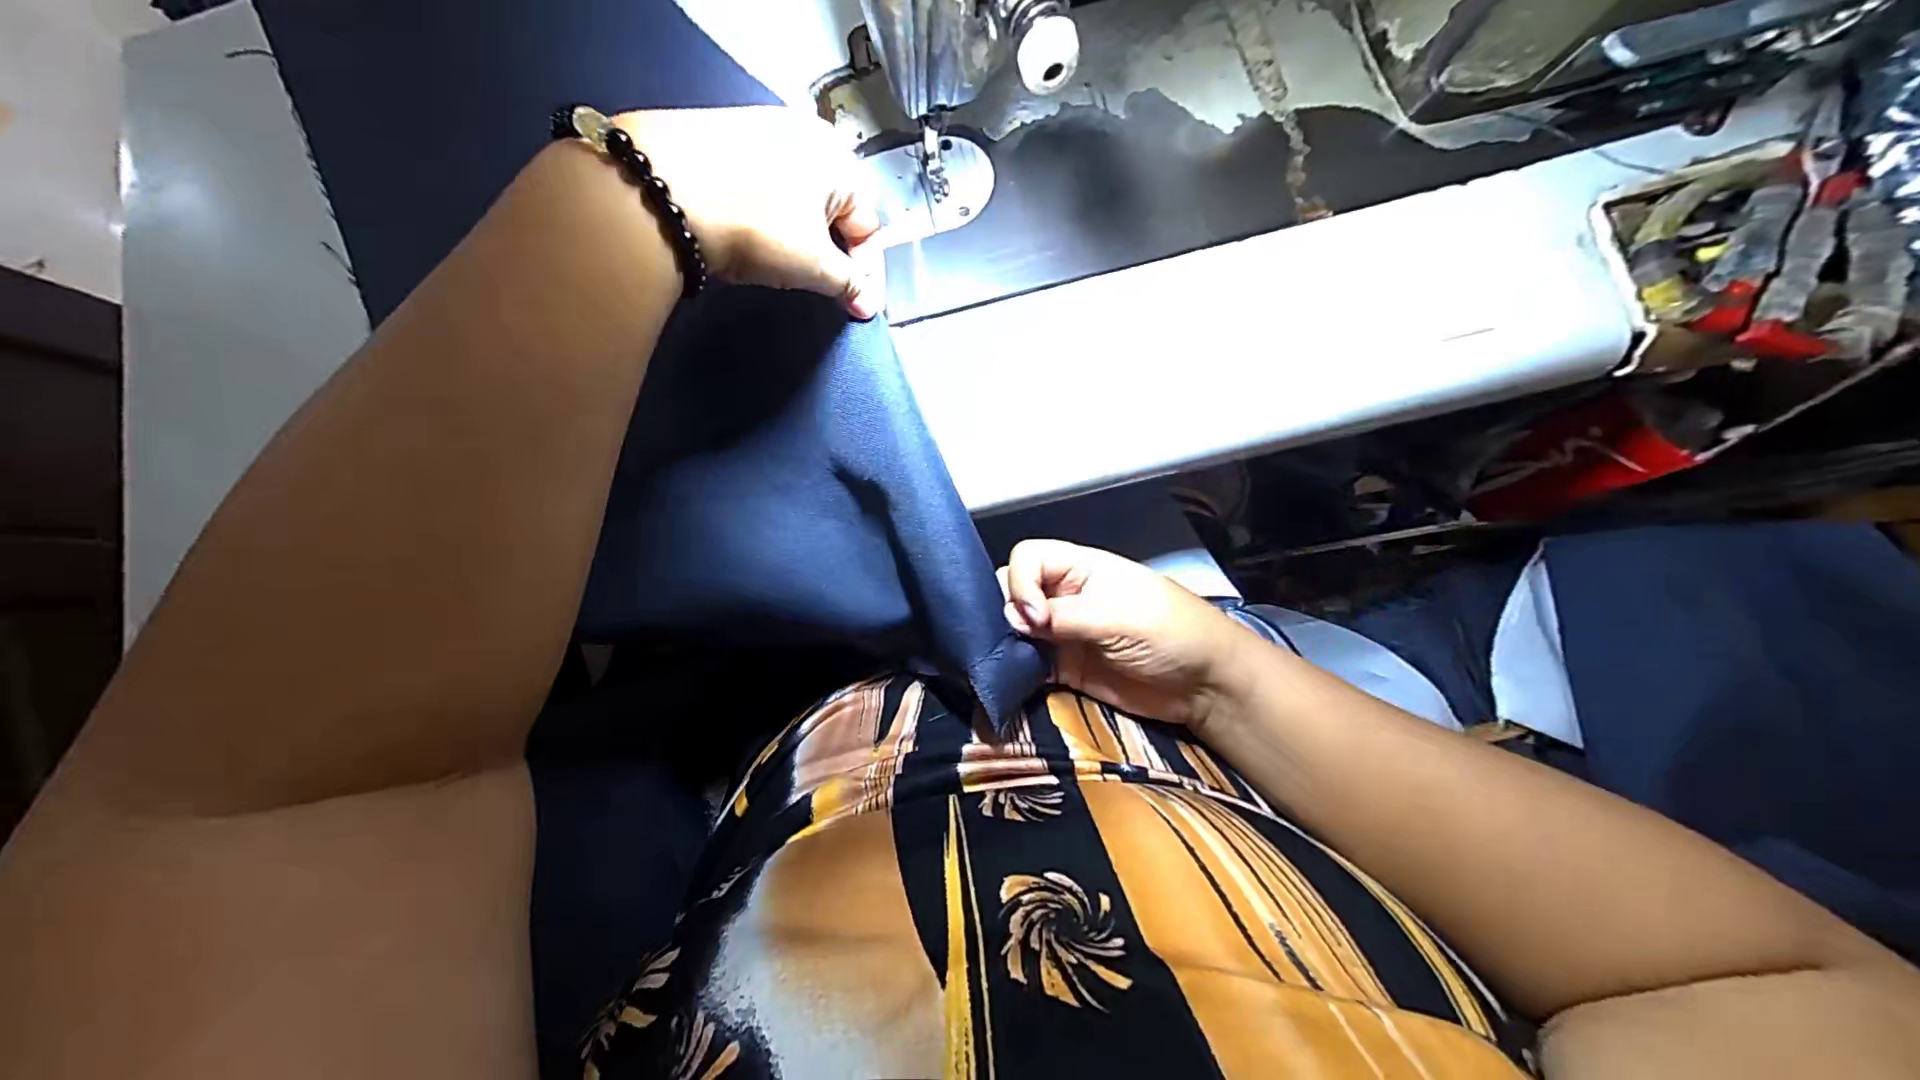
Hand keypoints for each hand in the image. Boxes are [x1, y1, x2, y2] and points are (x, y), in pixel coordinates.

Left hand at [612, 107, 884, 318]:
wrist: (657, 192)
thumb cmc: (753, 225)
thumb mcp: (812, 264)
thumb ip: (849, 284)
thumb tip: (868, 304)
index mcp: (838, 157)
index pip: (869, 226)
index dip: (864, 271)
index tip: (852, 302)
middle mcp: (803, 133)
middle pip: (833, 210)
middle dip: (829, 251)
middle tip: (813, 283)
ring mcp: (757, 130)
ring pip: (795, 198)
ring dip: (795, 235)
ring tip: (773, 261)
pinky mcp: (718, 137)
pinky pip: (759, 186)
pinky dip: (761, 214)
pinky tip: (743, 234)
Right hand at [998, 540, 1260, 730]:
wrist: (1205, 685)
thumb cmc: (1171, 632)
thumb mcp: (1117, 616)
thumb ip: (1063, 616)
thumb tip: (1014, 620)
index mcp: (1080, 568)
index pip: (1029, 558)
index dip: (1021, 582)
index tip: (1035, 616)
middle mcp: (1065, 595)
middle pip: (1014, 590)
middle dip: (1005, 609)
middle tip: (1016, 637)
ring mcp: (1063, 632)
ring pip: (1015, 628)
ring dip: (1006, 641)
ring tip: (1008, 660)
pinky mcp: (1065, 667)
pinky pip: (1028, 663)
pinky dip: (1016, 670)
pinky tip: (1015, 678)